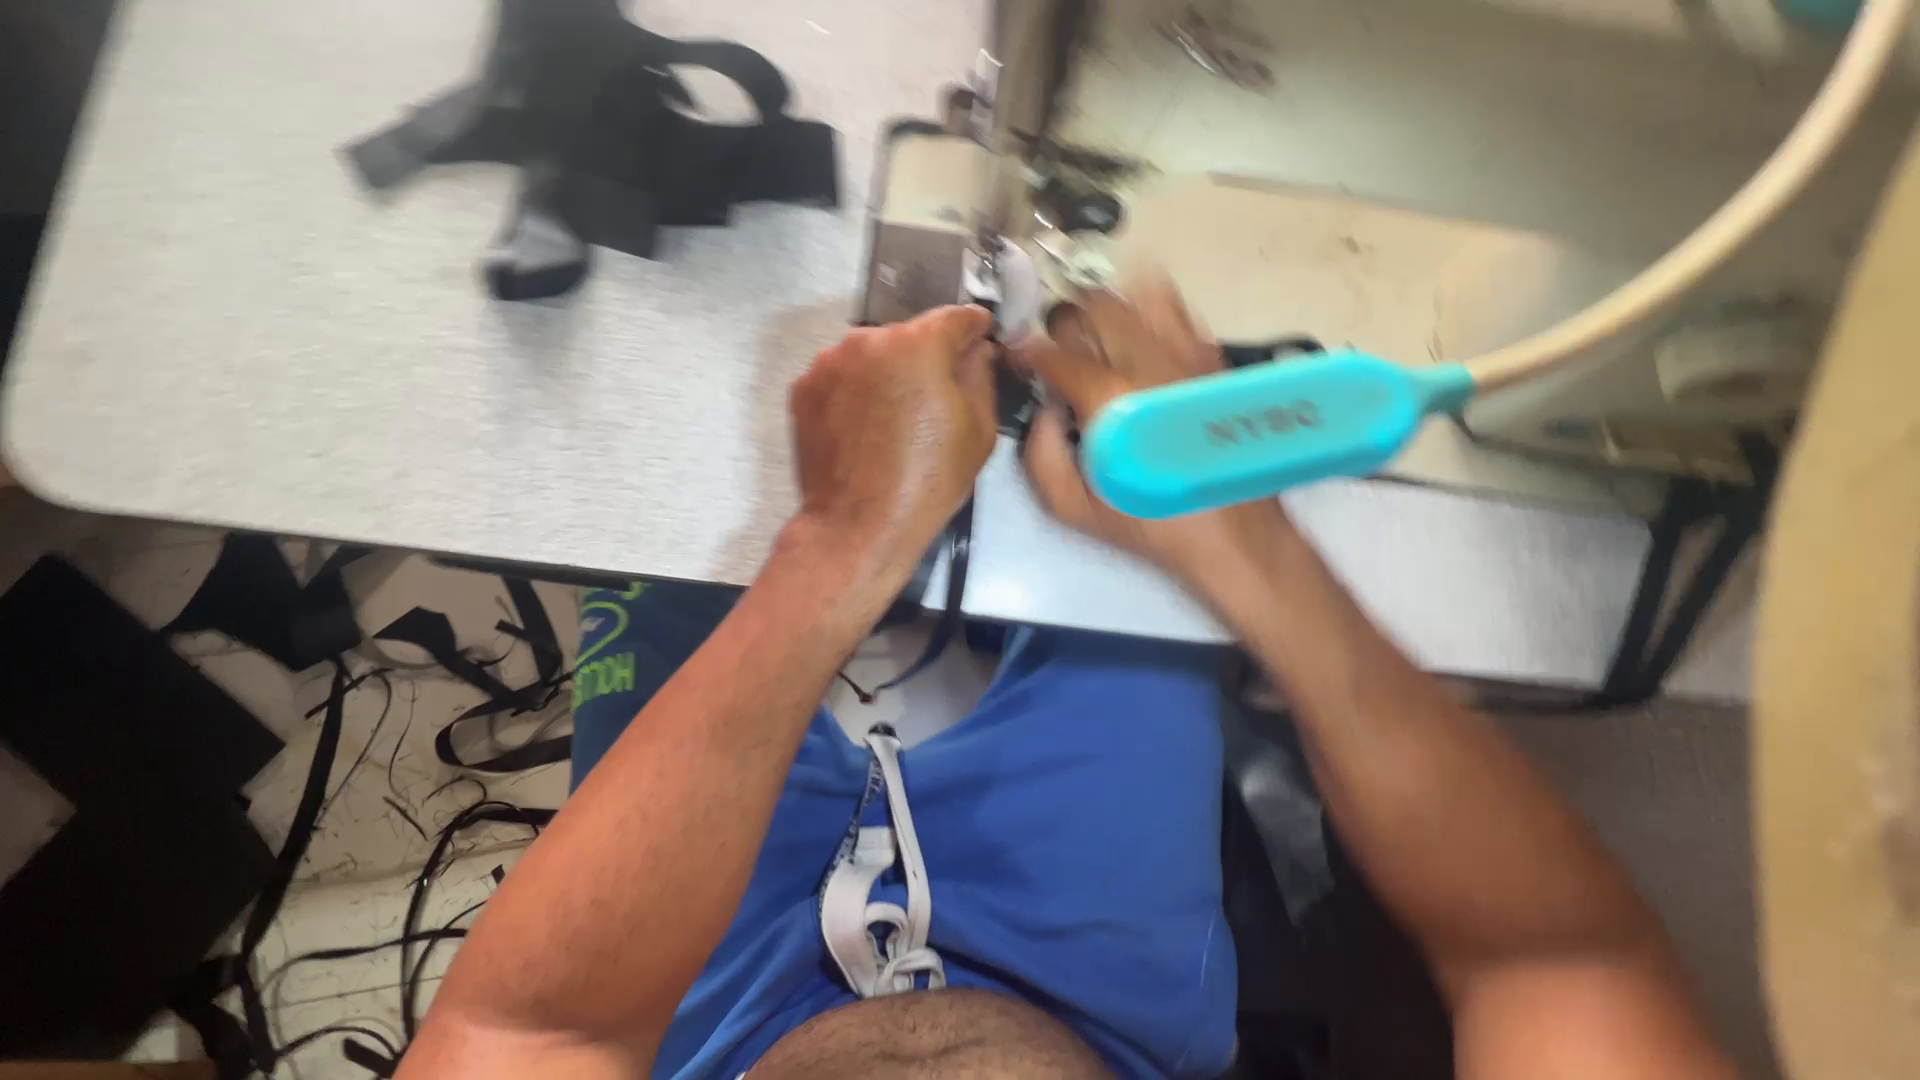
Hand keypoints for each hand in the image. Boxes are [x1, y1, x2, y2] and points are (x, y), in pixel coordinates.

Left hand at [787, 305, 997, 583]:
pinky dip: (855, 391)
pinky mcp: (804, 387)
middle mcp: (868, 339)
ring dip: (887, 373)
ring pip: (871, 354)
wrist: (859, 523)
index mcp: (919, 343)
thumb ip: (981, 374)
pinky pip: (842, 376)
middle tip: (933, 397)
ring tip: (894, 418)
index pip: (956, 317)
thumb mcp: (979, 429)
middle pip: (909, 335)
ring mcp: (829, 362)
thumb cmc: (928, 480)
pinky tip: (864, 426)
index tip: (980, 340)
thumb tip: (976, 350)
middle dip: (925, 357)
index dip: (974, 329)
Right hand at [1014, 278, 1296, 596]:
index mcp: (1110, 399)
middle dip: (1067, 323)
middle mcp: (1151, 362)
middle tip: (1063, 354)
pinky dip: (1152, 319)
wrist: (1234, 533)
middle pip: (1095, 305)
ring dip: (1112, 312)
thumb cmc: (1149, 522)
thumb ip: (1040, 455)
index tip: (1020, 362)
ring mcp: (1189, 353)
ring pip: (1140, 294)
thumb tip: (1043, 410)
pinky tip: (1144, 353)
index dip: (1027, 353)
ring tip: (1105, 344)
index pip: (1054, 351)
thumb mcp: (1073, 508)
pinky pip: (1178, 313)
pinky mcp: (1214, 358)